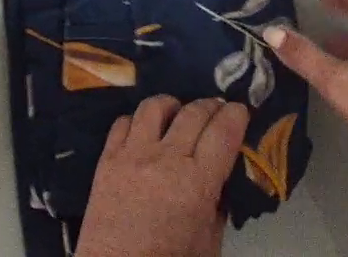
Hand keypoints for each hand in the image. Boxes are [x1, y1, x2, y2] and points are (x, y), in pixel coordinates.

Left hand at [74, 95, 249, 256]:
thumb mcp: (208, 242)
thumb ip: (217, 205)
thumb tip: (221, 177)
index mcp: (197, 183)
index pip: (222, 133)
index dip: (235, 116)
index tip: (241, 110)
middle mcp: (165, 158)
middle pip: (192, 113)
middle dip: (210, 105)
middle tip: (217, 108)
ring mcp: (132, 154)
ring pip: (154, 107)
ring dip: (172, 105)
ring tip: (178, 112)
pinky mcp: (107, 157)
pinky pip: (122, 122)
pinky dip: (137, 120)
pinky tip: (144, 131)